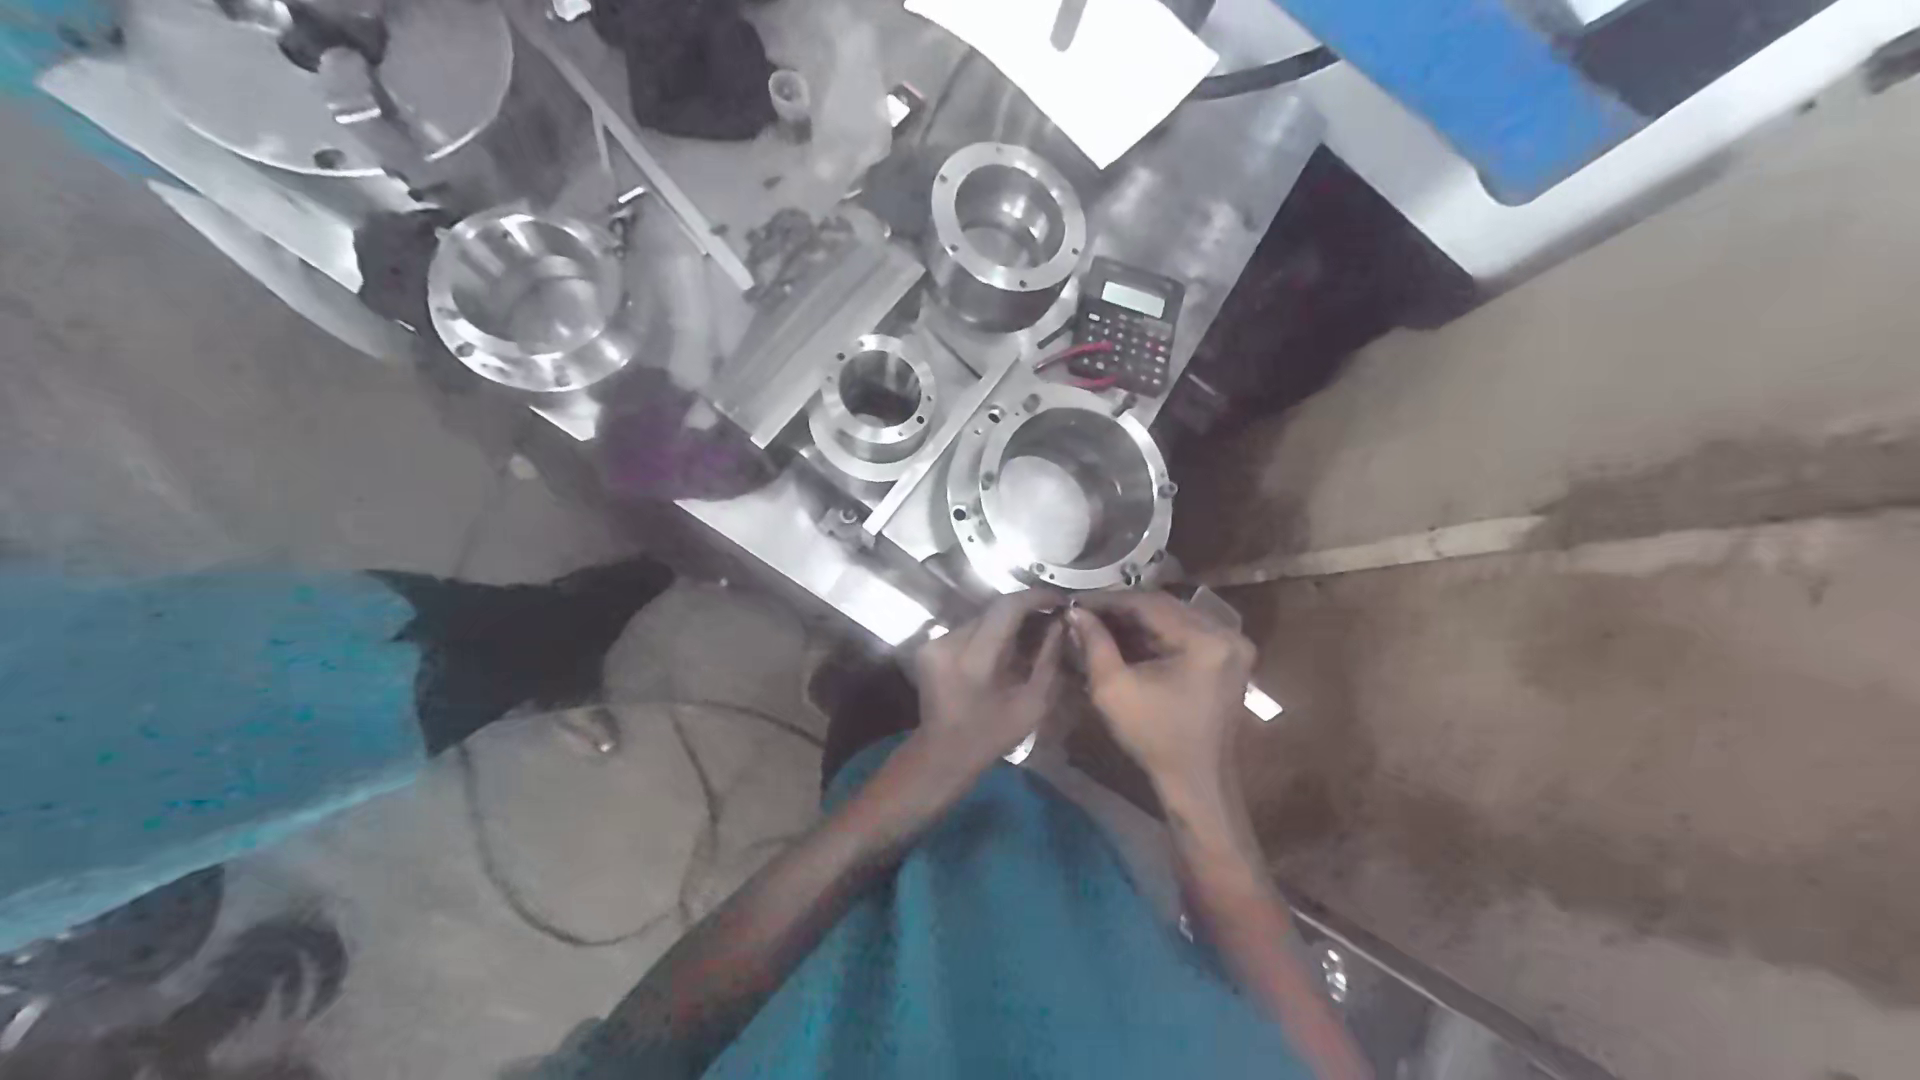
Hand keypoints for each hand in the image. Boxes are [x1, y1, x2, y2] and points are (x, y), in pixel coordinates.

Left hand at [912, 590, 1066, 773]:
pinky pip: (969, 629)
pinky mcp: (929, 646)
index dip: (1036, 597)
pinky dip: (991, 633)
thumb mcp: (1032, 704)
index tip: (1060, 600)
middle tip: (1053, 618)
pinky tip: (1007, 646)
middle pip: (993, 610)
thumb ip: (1048, 660)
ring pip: (981, 618)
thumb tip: (1061, 623)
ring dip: (1008, 622)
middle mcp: (949, 643)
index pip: (1006, 608)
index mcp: (974, 660)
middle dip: (1025, 610)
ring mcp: (935, 643)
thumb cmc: (991, 736)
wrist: (942, 753)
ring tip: (1034, 633)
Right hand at [1068, 591, 1254, 794]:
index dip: (1109, 600)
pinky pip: (1188, 631)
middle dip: (1124, 607)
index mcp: (1204, 640)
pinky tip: (1130, 636)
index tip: (1078, 601)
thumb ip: (1094, 642)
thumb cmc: (1154, 737)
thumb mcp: (1113, 688)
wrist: (1196, 781)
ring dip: (1140, 618)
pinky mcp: (1230, 657)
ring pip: (1176, 616)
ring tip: (1103, 622)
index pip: (1149, 603)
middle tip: (1088, 611)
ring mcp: (1233, 645)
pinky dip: (1158, 632)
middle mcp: (1226, 633)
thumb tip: (1076, 610)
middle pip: (1165, 606)